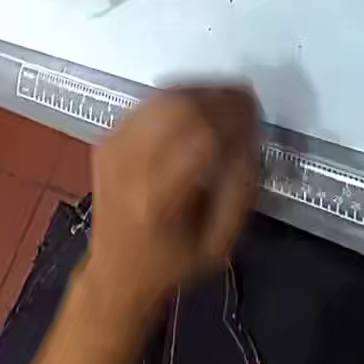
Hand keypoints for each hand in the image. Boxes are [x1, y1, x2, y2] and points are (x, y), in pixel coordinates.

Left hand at [79, 85, 261, 316]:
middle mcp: (128, 165)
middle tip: (247, 101)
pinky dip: (180, 94)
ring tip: (229, 97)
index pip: (201, 135)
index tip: (256, 115)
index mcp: (156, 197)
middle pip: (181, 108)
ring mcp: (113, 147)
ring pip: (165, 97)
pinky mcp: (108, 138)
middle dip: (221, 98)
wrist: (115, 272)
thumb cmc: (171, 262)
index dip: (233, 117)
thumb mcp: (219, 241)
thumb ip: (240, 187)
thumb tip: (250, 136)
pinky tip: (200, 100)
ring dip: (202, 90)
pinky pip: (149, 101)